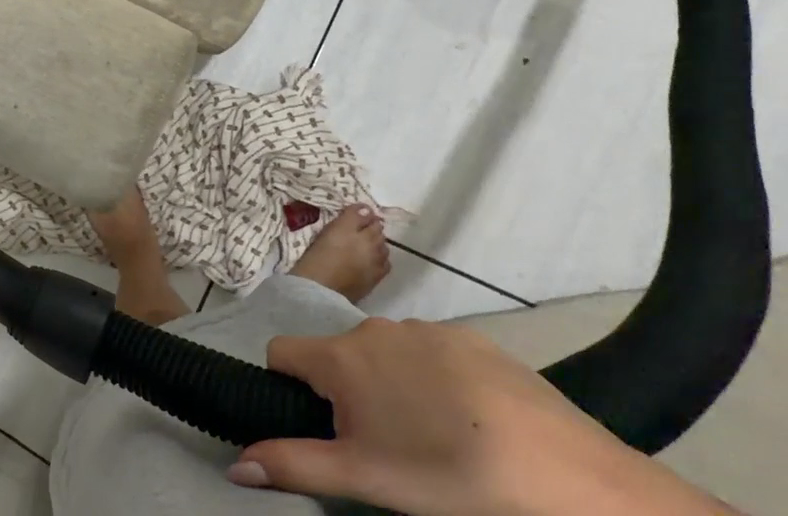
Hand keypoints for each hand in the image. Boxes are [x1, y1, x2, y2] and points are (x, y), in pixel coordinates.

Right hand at [229, 319, 728, 515]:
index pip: (281, 352)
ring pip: (385, 352)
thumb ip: (294, 464)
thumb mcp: (366, 480)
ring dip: (390, 382)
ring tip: (433, 434)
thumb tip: (236, 465)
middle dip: (347, 390)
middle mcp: (375, 329)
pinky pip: (432, 352)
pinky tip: (472, 420)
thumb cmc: (451, 477)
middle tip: (384, 443)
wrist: (573, 479)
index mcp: (340, 357)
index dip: (289, 386)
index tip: (321, 424)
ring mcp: (428, 329)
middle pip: (336, 354)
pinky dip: (435, 378)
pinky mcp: (476, 338)